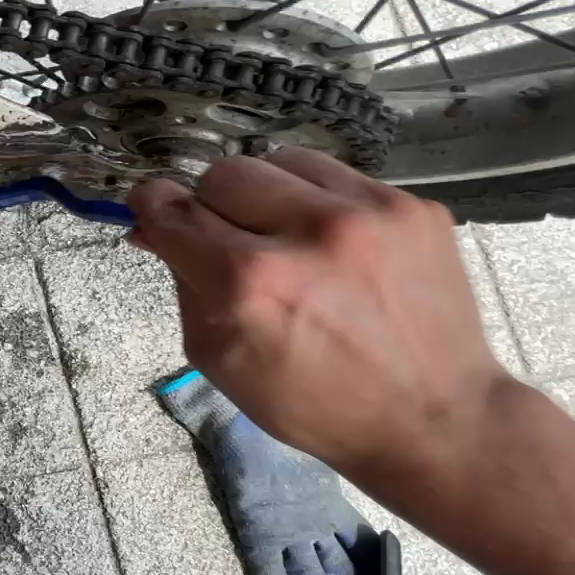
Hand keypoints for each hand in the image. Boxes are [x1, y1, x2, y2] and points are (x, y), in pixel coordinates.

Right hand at [126, 149, 513, 483]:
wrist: (429, 414)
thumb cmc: (306, 400)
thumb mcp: (216, 355)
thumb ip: (183, 285)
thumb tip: (157, 232)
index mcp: (247, 283)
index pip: (174, 211)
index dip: (148, 204)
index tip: (145, 207)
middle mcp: (307, 235)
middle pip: (222, 174)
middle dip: (206, 204)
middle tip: (218, 239)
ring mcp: (369, 213)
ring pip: (278, 161)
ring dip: (259, 192)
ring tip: (273, 233)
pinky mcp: (413, 207)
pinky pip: (336, 175)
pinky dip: (311, 200)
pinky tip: (323, 240)